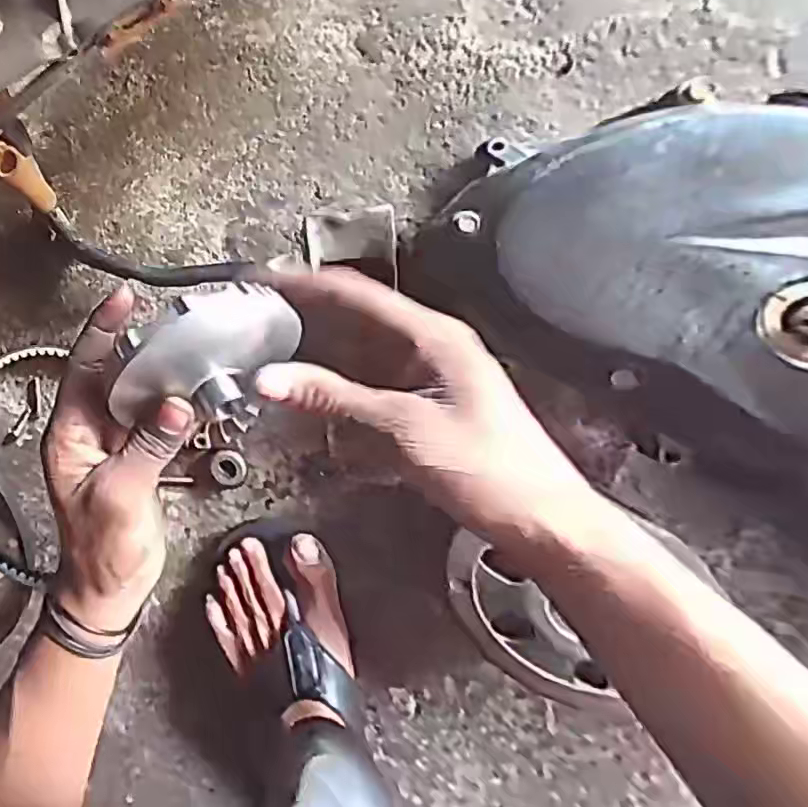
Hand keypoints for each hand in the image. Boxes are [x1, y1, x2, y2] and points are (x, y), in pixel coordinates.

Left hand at [44, 286, 195, 631]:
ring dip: (154, 375)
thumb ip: (147, 447)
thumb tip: (173, 406)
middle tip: (161, 322)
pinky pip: (148, 420)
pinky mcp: (131, 457)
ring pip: (130, 395)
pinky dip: (168, 407)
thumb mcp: (122, 495)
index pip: (82, 366)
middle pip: (107, 374)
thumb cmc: (100, 553)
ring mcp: (108, 443)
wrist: (106, 593)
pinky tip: (188, 399)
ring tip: (180, 353)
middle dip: (132, 346)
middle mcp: (84, 431)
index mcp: (68, 433)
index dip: (101, 330)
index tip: (121, 300)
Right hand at [252, 268, 606, 554]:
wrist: (547, 526)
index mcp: (433, 337)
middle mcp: (428, 349)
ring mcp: (423, 378)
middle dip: (305, 319)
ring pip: (355, 355)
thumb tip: (272, 378)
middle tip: (260, 321)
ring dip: (315, 358)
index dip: (307, 282)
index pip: (357, 293)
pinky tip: (308, 399)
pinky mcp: (418, 408)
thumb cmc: (494, 471)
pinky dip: (332, 388)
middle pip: (352, 320)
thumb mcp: (402, 426)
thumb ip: (331, 397)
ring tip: (273, 358)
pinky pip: (363, 386)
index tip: (268, 279)